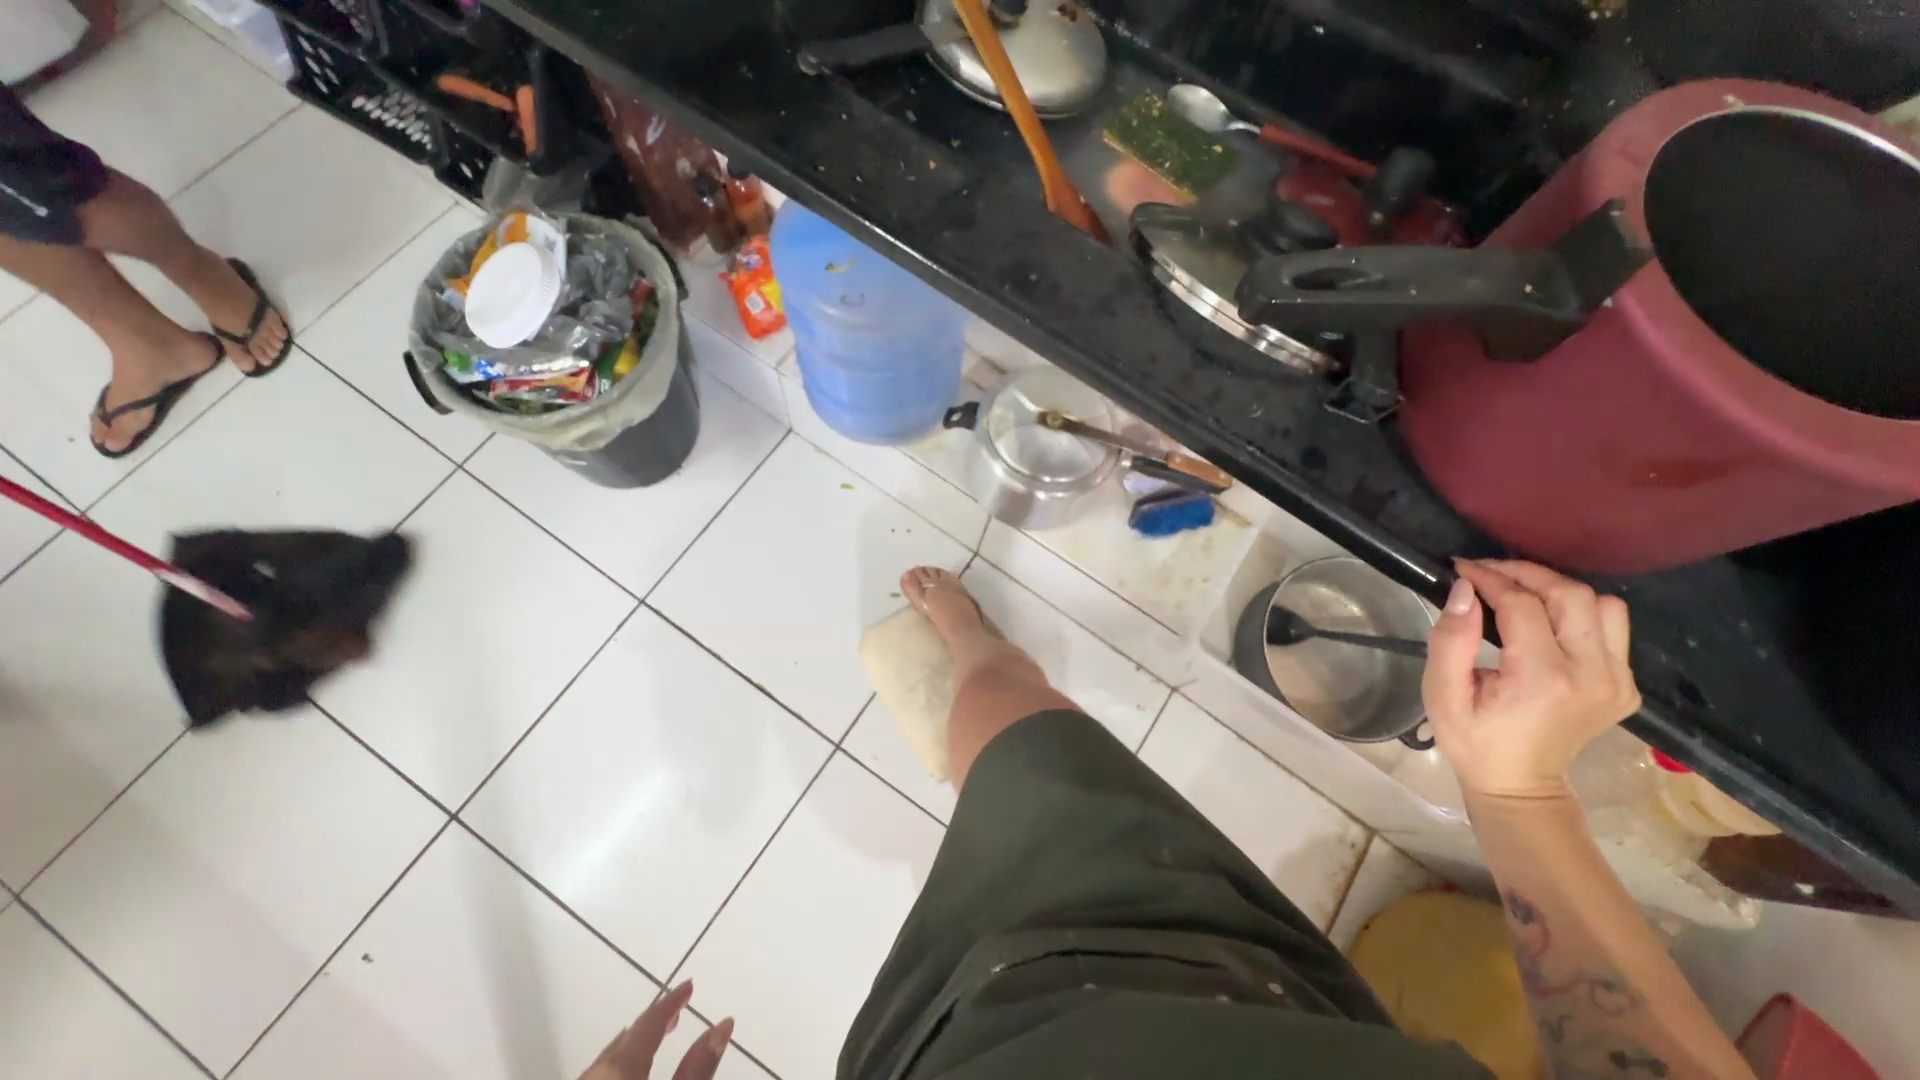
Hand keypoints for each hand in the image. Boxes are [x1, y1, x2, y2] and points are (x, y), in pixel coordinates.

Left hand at [580, 982, 733, 1079]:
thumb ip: (697, 1067)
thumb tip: (724, 1024)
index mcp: (618, 1068)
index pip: (649, 1023)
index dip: (671, 1001)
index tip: (690, 984)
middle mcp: (593, 1074)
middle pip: (625, 1039)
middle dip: (652, 1022)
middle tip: (678, 1010)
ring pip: (607, 1059)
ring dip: (634, 1044)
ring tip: (657, 1036)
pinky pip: (597, 1074)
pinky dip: (617, 1064)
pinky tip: (626, 1069)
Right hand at [1422, 559, 1641, 799]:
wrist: (1519, 783)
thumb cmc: (1471, 739)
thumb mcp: (1442, 693)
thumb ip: (1450, 640)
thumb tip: (1463, 590)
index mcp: (1543, 679)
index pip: (1523, 605)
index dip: (1490, 579)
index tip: (1462, 569)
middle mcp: (1593, 675)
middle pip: (1572, 595)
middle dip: (1527, 574)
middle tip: (1489, 571)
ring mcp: (1618, 681)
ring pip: (1603, 605)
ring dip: (1558, 590)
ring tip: (1520, 592)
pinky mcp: (1627, 685)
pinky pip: (1613, 628)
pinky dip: (1579, 613)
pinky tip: (1546, 621)